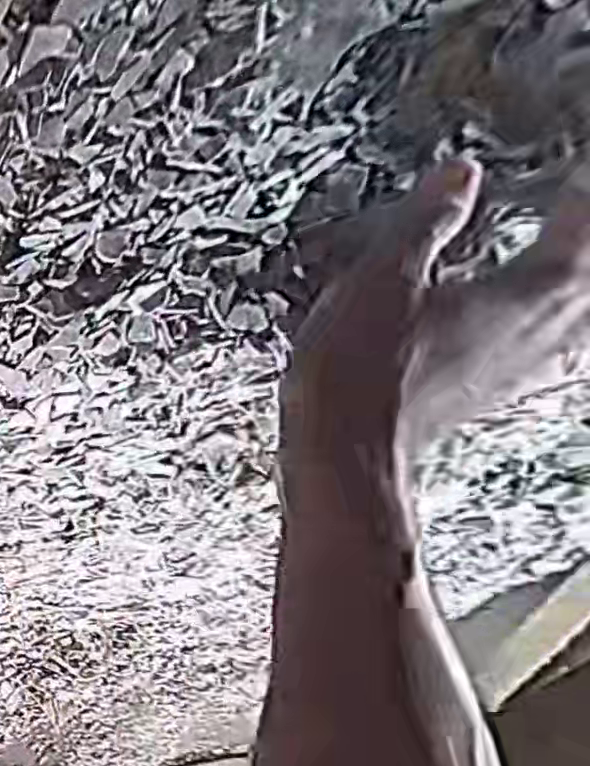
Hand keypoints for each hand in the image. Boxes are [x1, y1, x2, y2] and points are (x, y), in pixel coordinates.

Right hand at [284, 159, 589, 471]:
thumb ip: (422, 225)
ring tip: (552, 276)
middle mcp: (555, 324)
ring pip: (579, 313)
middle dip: (576, 244)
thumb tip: (455, 177)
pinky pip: (547, 349)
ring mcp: (527, 364)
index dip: (577, 188)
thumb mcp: (376, 283)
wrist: (343, 447)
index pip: (585, 215)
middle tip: (564, 224)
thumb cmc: (359, 371)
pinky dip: (543, 330)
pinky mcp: (491, 394)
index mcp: (541, 285)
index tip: (569, 175)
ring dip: (569, 290)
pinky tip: (524, 335)